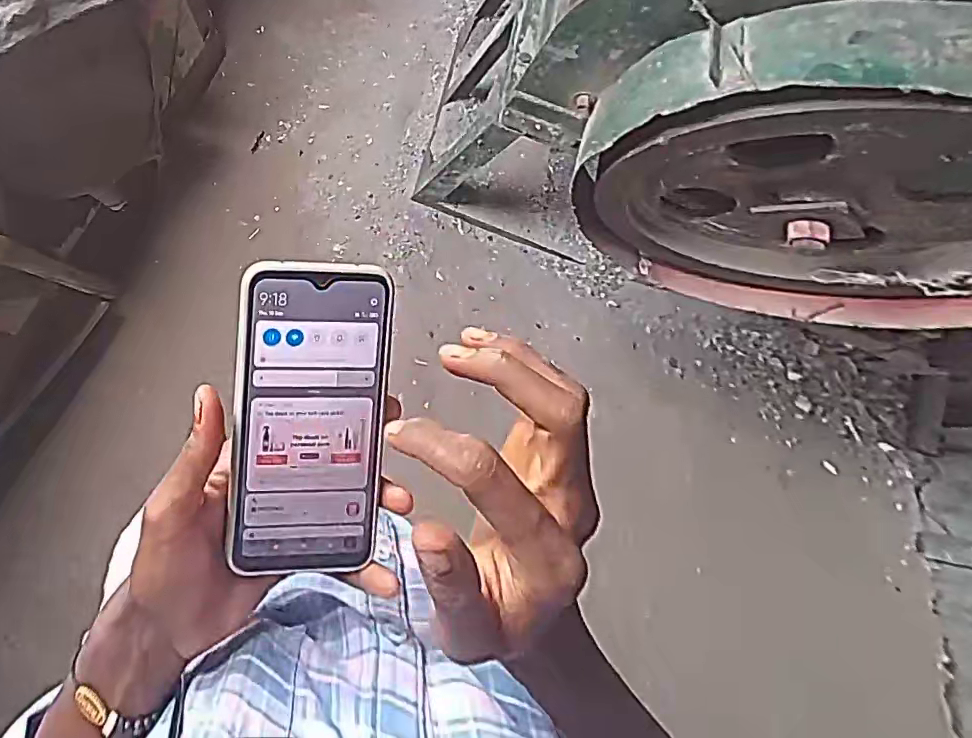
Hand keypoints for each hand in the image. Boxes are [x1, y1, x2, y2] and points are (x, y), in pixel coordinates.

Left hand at [127, 384, 411, 659]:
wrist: (164, 630)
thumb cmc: (158, 562)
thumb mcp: (171, 503)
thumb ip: (194, 454)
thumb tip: (207, 399)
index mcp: (235, 468)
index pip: (281, 429)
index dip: (318, 412)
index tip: (355, 401)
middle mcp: (262, 489)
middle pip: (319, 464)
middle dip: (359, 457)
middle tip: (389, 451)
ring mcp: (280, 524)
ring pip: (334, 507)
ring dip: (368, 506)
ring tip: (395, 507)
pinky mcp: (289, 558)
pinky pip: (330, 555)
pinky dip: (357, 565)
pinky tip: (378, 573)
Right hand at [386, 327, 598, 662]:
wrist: (539, 623)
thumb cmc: (498, 622)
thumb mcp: (464, 628)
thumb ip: (448, 584)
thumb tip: (428, 534)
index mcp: (545, 552)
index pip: (492, 477)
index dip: (439, 447)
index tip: (400, 435)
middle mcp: (569, 506)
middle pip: (561, 417)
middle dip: (504, 374)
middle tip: (452, 357)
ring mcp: (570, 478)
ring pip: (565, 398)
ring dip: (516, 359)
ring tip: (467, 343)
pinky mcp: (560, 457)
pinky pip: (555, 397)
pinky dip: (521, 363)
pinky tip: (486, 349)